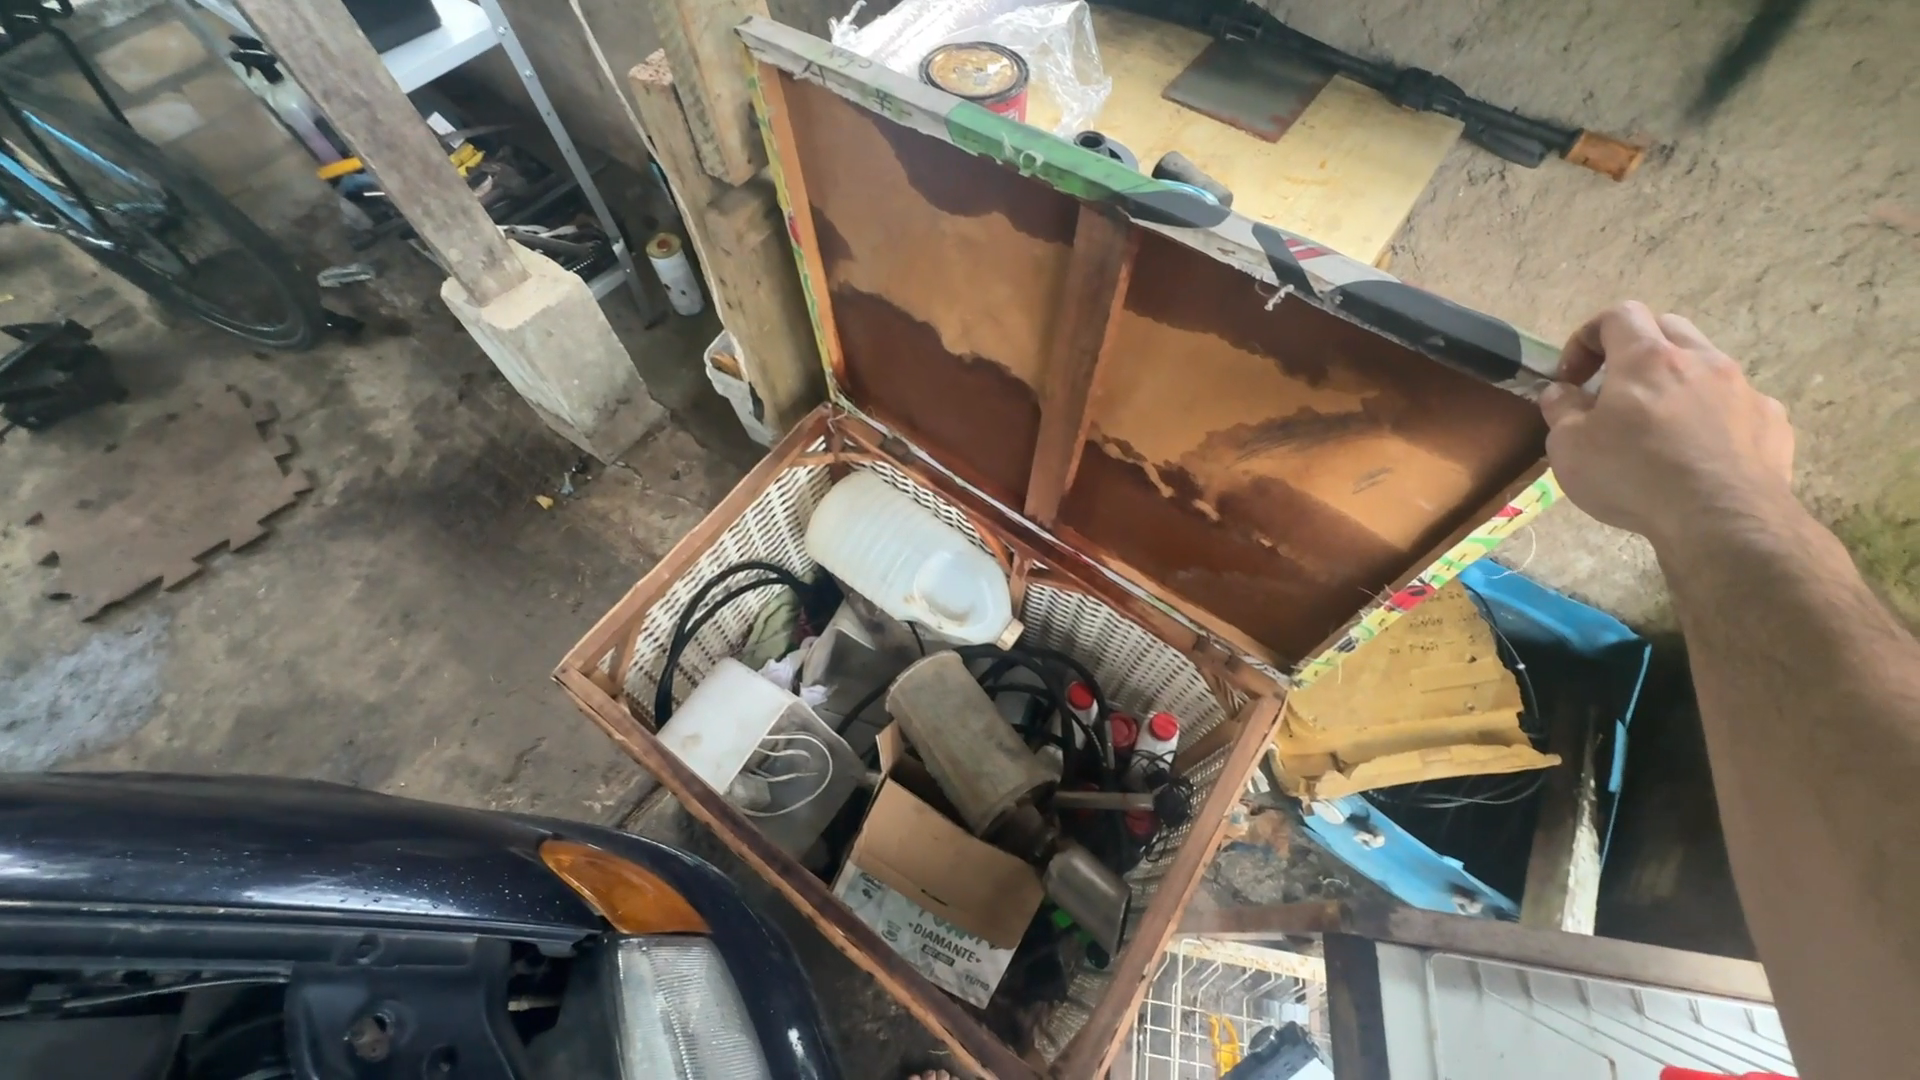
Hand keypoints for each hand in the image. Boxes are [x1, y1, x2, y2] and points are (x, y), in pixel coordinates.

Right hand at [1540, 302, 1794, 548]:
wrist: (1720, 517)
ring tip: (1652, 426)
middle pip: (1667, 328)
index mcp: (1647, 360)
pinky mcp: (1771, 420)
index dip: (1586, 336)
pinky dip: (1707, 414)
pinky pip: (1733, 402)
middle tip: (1610, 390)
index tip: (1572, 376)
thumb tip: (1562, 391)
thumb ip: (1561, 409)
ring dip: (1672, 382)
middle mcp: (1701, 361)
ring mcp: (1744, 389)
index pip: (1619, 315)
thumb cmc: (1630, 474)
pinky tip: (1693, 451)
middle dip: (1632, 350)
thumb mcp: (1567, 445)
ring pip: (1703, 364)